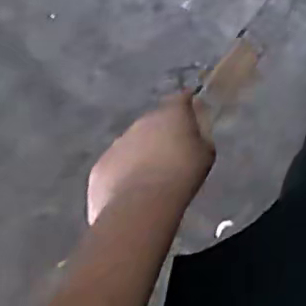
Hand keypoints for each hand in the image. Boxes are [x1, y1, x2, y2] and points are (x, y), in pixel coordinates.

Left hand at [86, 92, 214, 224]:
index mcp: (172, 113)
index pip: (181, 98)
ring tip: (149, 178)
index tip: (191, 114)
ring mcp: (117, 143)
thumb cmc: (181, 175)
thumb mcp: (205, 153)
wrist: (139, 208)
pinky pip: (115, 165)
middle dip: (161, 133)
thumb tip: (192, 133)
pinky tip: (130, 192)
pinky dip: (122, 173)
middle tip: (170, 154)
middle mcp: (143, 121)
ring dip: (140, 153)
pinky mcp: (99, 167)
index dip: (186, 105)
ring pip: (132, 143)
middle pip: (154, 122)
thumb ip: (199, 137)